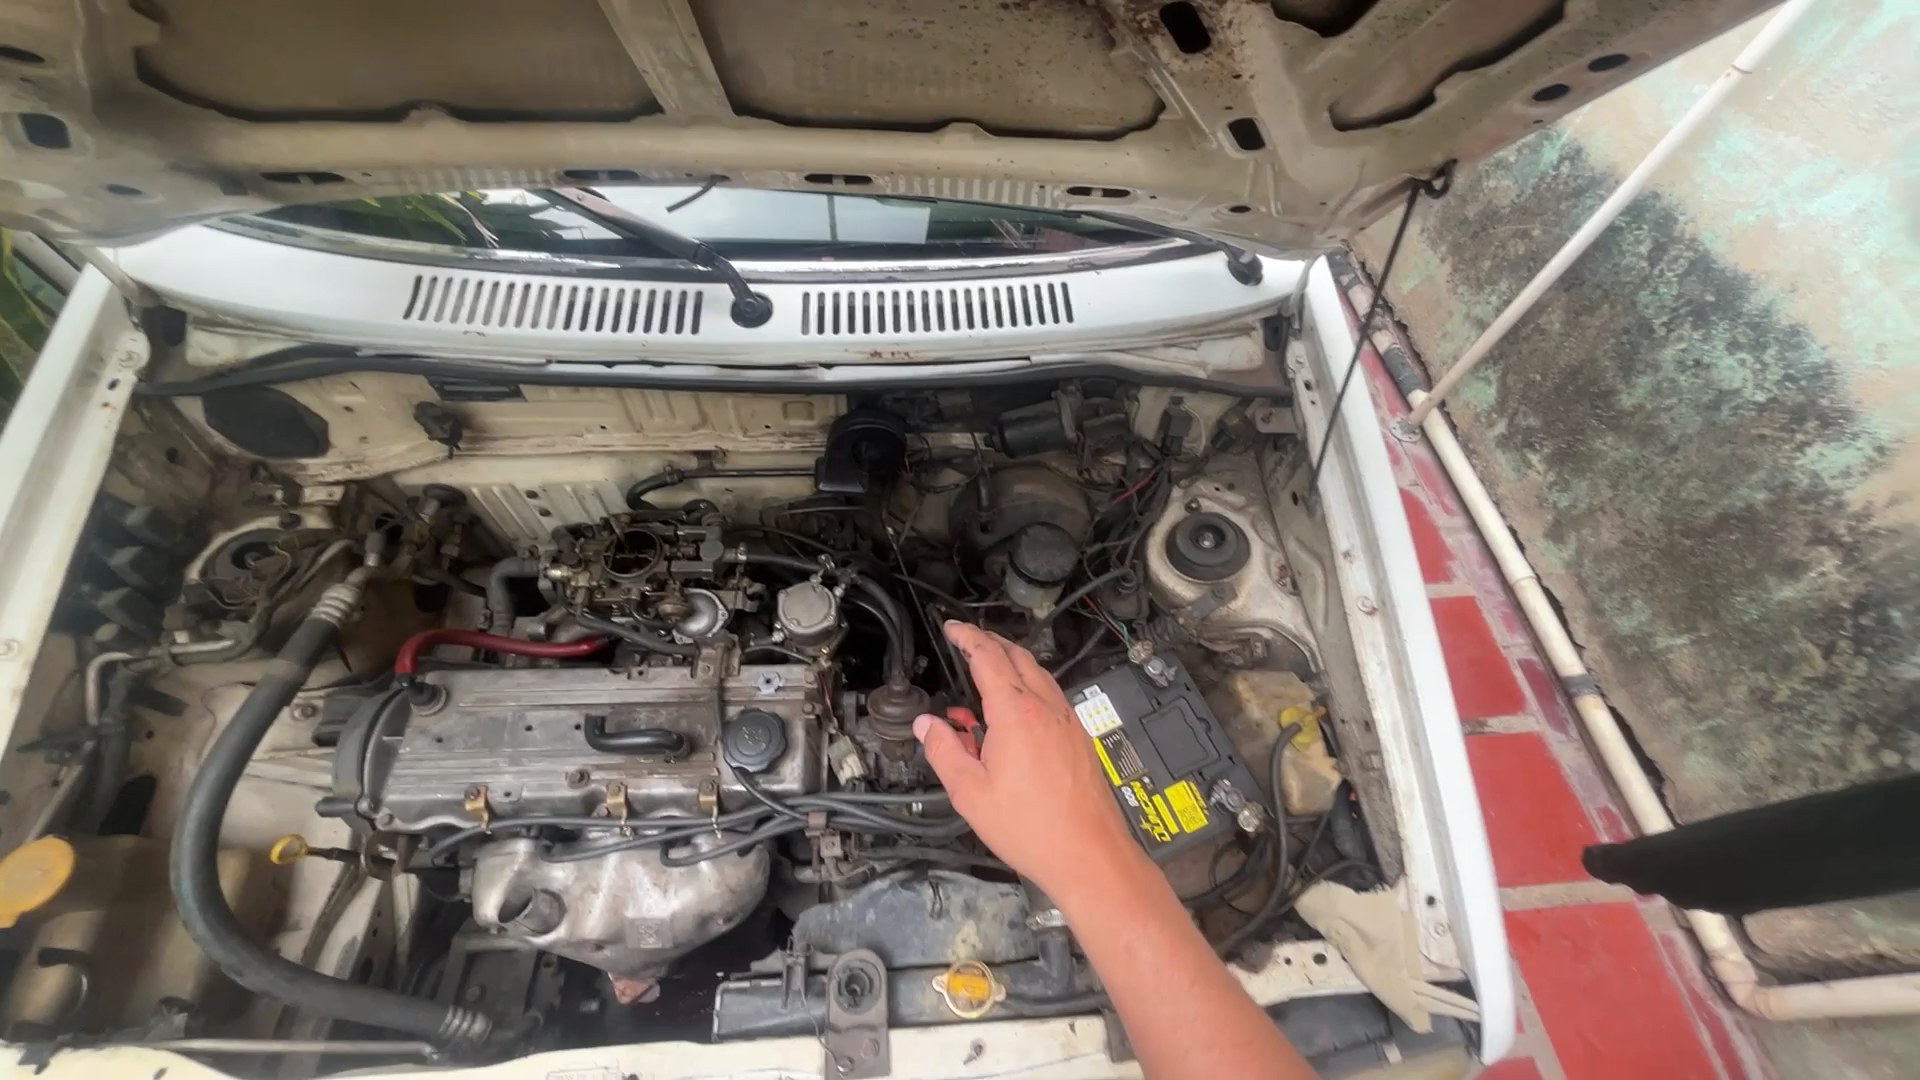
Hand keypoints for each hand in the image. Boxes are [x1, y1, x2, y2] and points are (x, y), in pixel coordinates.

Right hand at [914, 621, 1148, 903]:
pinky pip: (1050, 695)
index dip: (967, 636)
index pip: (988, 656)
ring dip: (1011, 663)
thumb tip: (927, 726)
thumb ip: (944, 752)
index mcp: (1015, 713)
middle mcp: (1046, 707)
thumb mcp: (970, 793)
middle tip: (966, 642)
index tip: (952, 628)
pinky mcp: (1078, 735)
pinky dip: (1028, 687)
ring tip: (986, 674)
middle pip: (1016, 655)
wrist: (1089, 853)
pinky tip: (1014, 711)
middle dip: (989, 642)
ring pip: (1037, 673)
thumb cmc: (1033, 828)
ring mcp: (1067, 719)